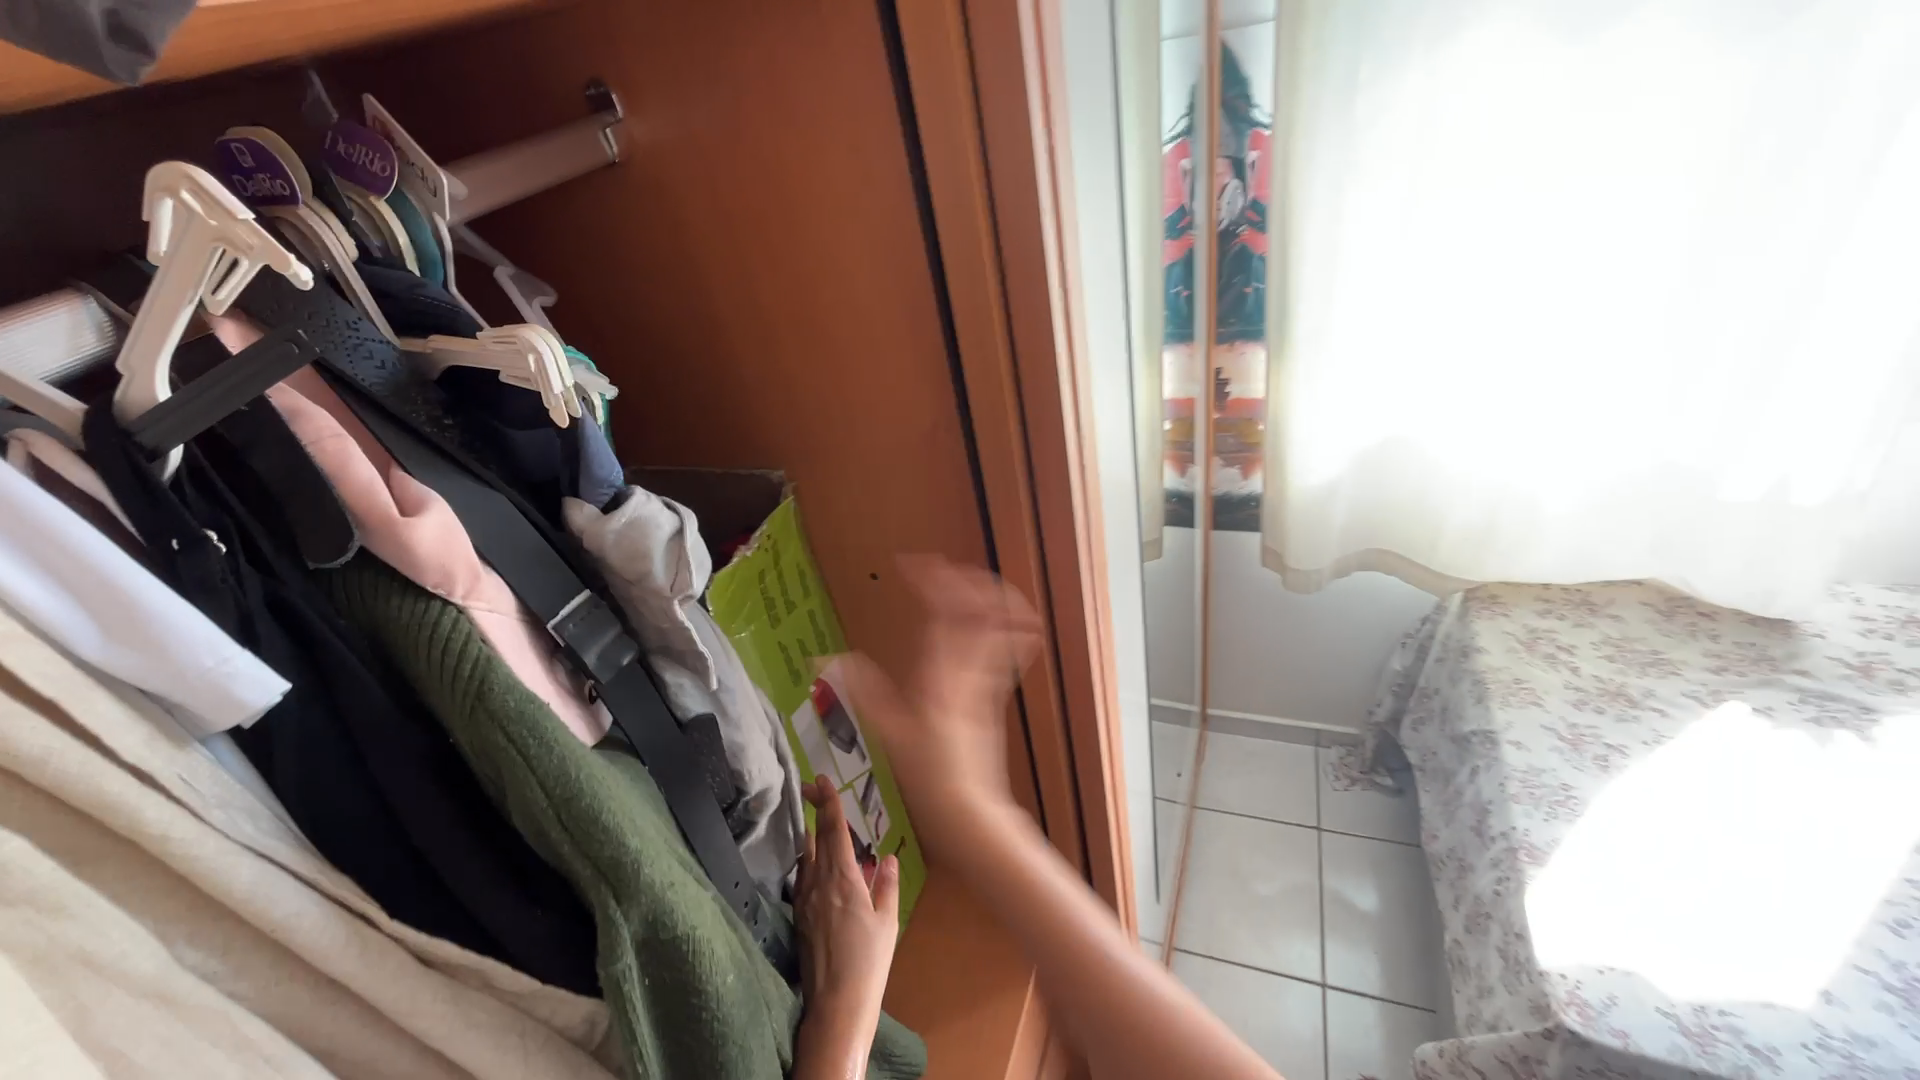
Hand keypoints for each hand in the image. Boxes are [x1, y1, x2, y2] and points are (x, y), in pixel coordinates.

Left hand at [796, 775, 899, 1047]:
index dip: (829, 803)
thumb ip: (887, 885)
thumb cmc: (869, 961)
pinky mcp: (799, 917)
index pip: (834, 831)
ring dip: (811, 835)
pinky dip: (809, 860)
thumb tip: (889, 857)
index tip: (821, 780)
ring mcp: (805, 900)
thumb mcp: (888, 921)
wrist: (836, 1003)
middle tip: (813, 787)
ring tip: (816, 820)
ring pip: (806, 857)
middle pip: (816, 838)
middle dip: (816, 810)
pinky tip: (814, 862)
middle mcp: (818, 884)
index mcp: (843, 879)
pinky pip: (803, 877)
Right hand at [831, 558, 1041, 851]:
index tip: (912, 564)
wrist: (966, 809)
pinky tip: (1001, 621)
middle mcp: (969, 670)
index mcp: (940, 673)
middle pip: (984, 610)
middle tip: (945, 568)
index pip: (944, 612)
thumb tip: (823, 660)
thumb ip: (860, 691)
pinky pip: (1009, 649)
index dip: (933, 580)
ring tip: (973, 582)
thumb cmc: (925, 774)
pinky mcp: (994, 694)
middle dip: (969, 580)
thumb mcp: (886, 732)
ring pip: (1003, 626)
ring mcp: (988, 681)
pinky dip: (1010, 628)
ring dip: (994, 598)